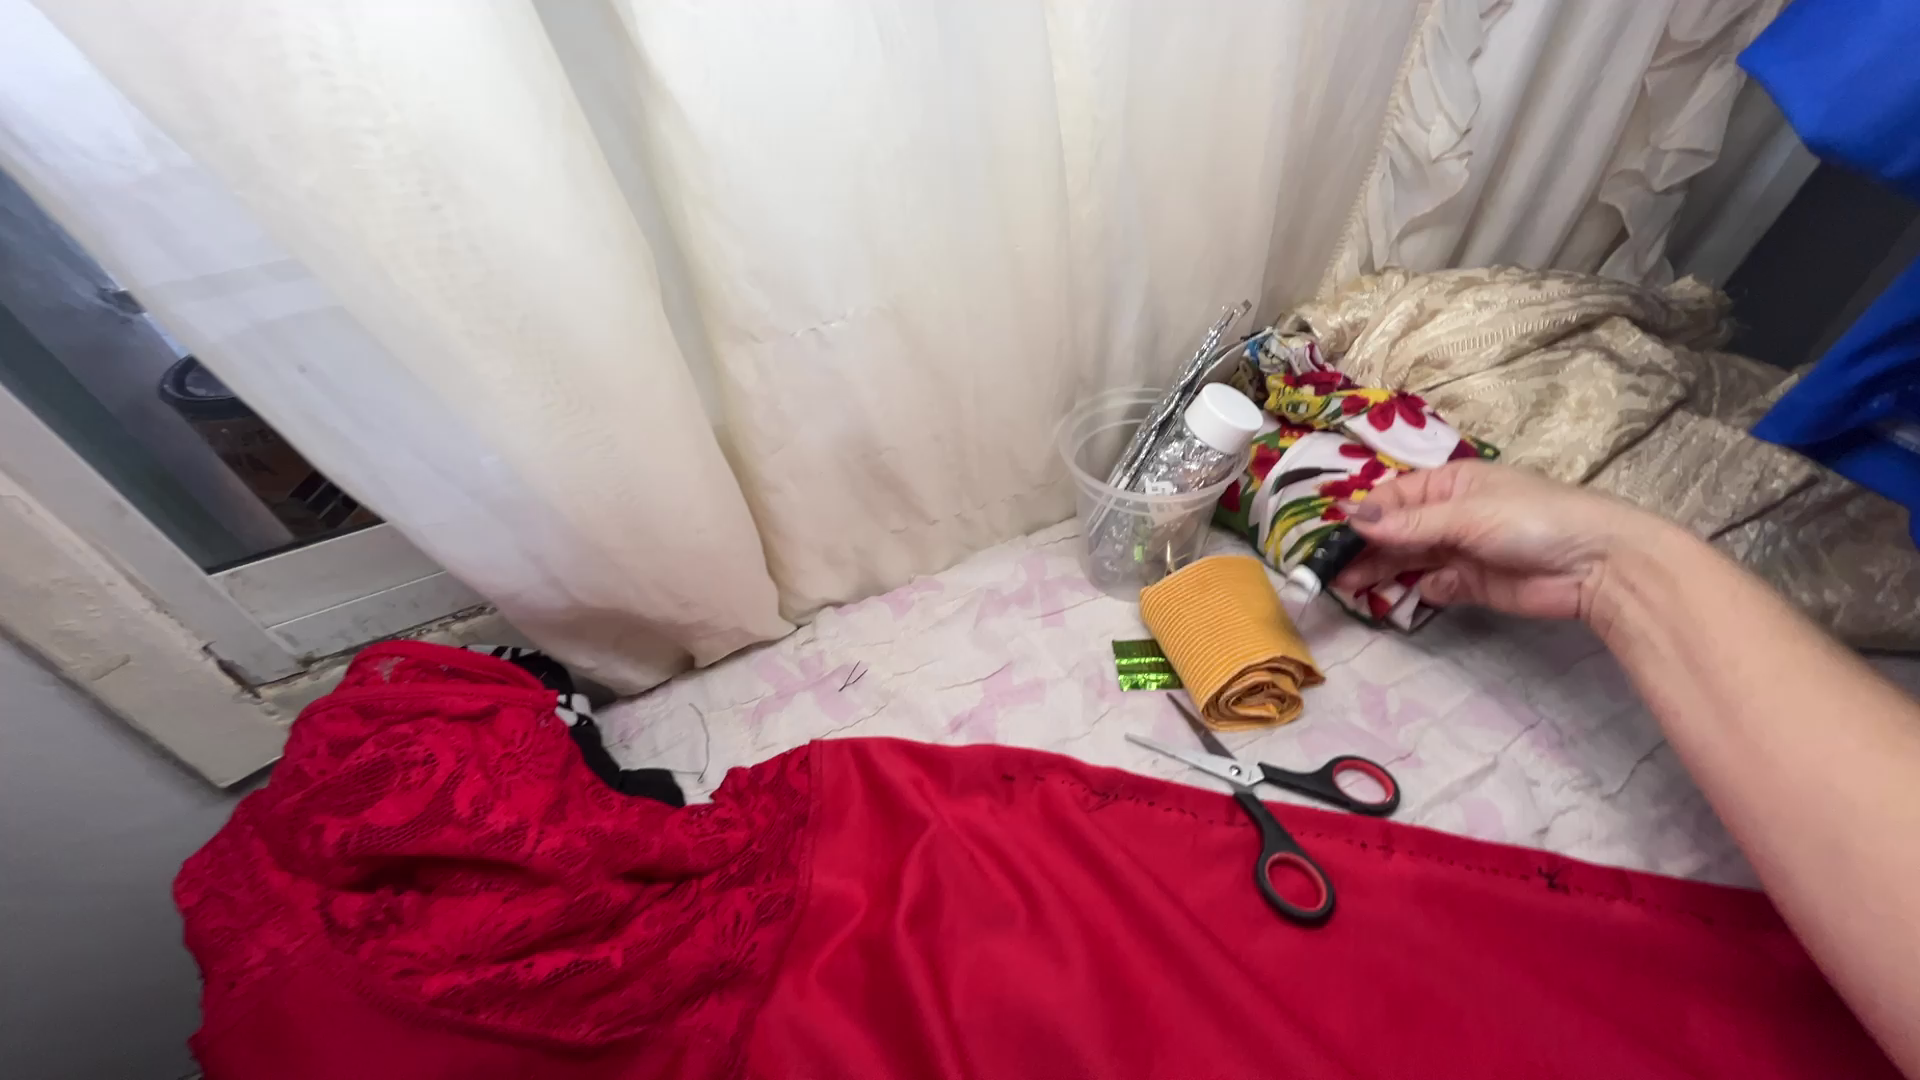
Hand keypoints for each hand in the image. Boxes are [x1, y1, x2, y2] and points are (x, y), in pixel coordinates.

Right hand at [1332, 461, 1660, 622]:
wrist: (1600, 566)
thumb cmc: (1533, 520)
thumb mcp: (1466, 514)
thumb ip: (1408, 523)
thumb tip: (1353, 521)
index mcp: (1450, 485)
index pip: (1393, 498)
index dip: (1365, 515)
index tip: (1338, 535)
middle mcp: (1449, 515)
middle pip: (1394, 531)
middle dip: (1364, 548)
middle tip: (1332, 568)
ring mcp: (1459, 550)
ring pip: (1406, 559)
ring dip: (1378, 571)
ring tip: (1348, 585)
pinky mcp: (1470, 583)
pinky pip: (1431, 585)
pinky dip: (1419, 590)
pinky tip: (1414, 592)